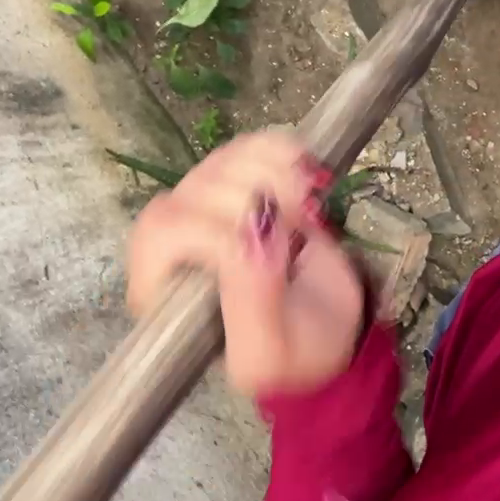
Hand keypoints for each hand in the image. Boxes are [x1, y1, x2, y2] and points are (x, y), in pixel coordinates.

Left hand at [125, 131, 365, 397]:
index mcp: (165, 290)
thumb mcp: (270, 352)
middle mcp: (179, 242)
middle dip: (256, 202)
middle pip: (197, 189)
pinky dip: (285, 151)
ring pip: (224, 160)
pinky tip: (311, 178)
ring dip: (276, 175)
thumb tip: (257, 233)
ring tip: (309, 211)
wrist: (336, 335)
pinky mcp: (247, 183)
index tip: (273, 254)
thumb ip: (252, 299)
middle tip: (298, 235)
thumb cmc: (297, 354)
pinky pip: (253, 145)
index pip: (163, 233)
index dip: (216, 231)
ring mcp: (212, 206)